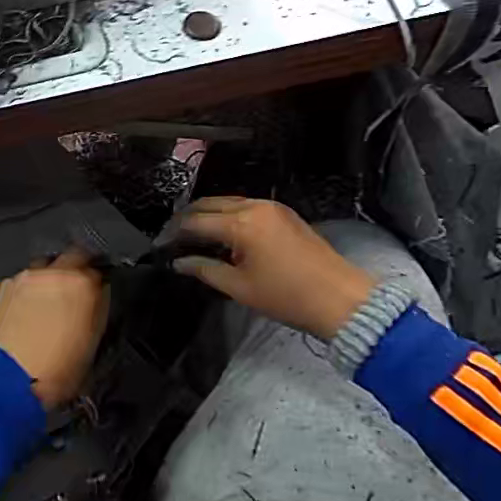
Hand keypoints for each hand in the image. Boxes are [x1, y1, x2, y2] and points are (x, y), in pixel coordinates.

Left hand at [0, 247, 107, 409]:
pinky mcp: (7, 287)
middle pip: (72, 258)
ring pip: (46, 267)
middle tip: (75, 293)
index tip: (95, 294)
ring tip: (50, 303)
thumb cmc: (55, 368)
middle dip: (76, 271)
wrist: (10, 379)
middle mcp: (55, 273)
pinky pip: (25, 280)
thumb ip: (99, 309)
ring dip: (51, 279)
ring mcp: (29, 277)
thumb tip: (99, 296)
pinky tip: (30, 310)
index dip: (97, 284)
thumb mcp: (93, 342)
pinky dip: (30, 289)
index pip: (97, 270)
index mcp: (82, 284)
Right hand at [165, 198, 373, 339]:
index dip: (174, 233)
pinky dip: (229, 216)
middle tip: (173, 238)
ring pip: (229, 202)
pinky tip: (223, 235)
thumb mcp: (239, 288)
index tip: (161, 245)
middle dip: (189, 218)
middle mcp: (255, 206)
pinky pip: (247, 206)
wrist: (339, 298)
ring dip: (209, 215)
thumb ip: (205, 269)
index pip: (196, 221)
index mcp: (241, 223)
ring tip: (194, 237)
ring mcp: (272, 207)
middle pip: (210, 204)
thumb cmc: (287, 296)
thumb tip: (180, 263)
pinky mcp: (284, 213)